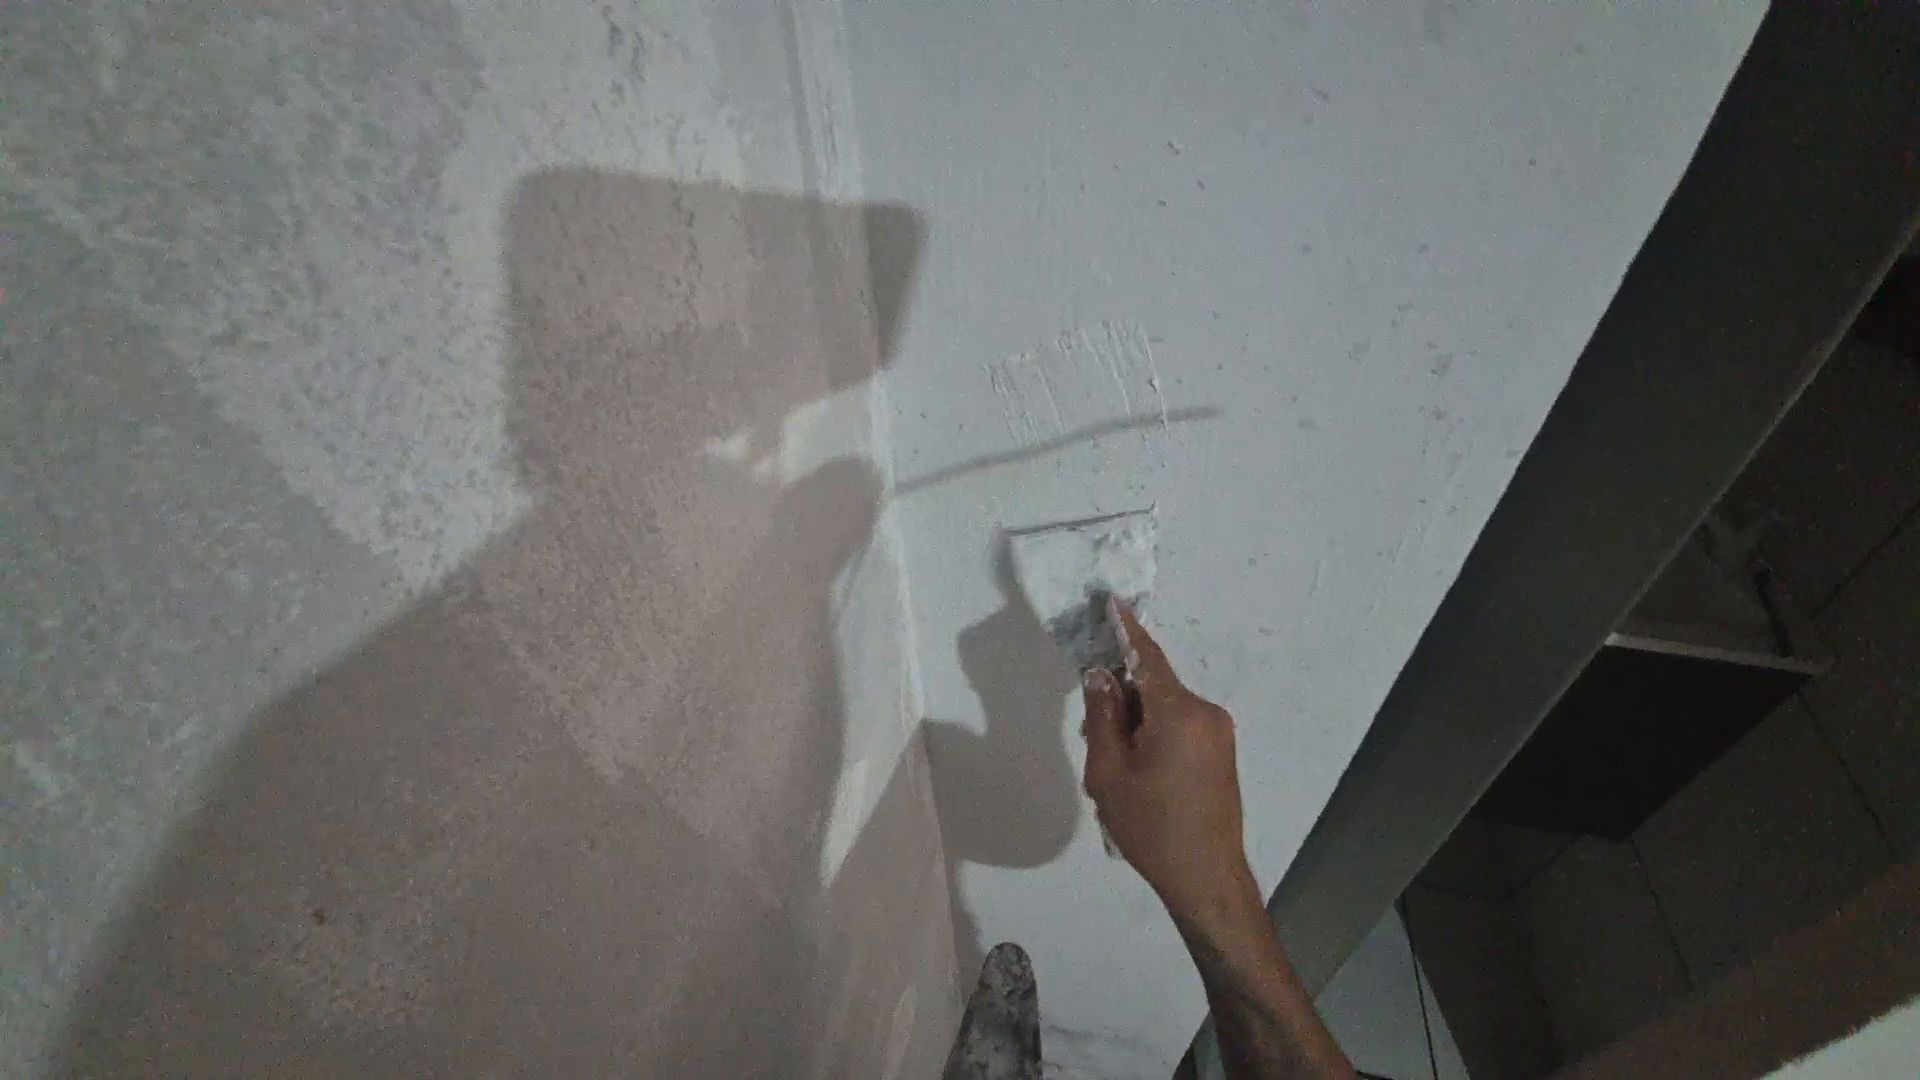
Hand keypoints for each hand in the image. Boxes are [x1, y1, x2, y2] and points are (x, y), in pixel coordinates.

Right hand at [1081, 602, 1260, 930]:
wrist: (1207, 880)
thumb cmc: (1152, 828)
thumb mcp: (1110, 773)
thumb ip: (1103, 716)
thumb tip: (1100, 676)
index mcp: (1178, 713)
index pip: (1147, 658)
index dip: (1126, 629)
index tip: (1112, 601)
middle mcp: (1205, 713)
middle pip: (1152, 686)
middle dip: (1120, 698)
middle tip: (1093, 733)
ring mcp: (1218, 733)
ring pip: (1164, 708)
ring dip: (1136, 721)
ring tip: (1115, 764)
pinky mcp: (1221, 752)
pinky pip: (1179, 725)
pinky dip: (1154, 733)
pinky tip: (1138, 770)